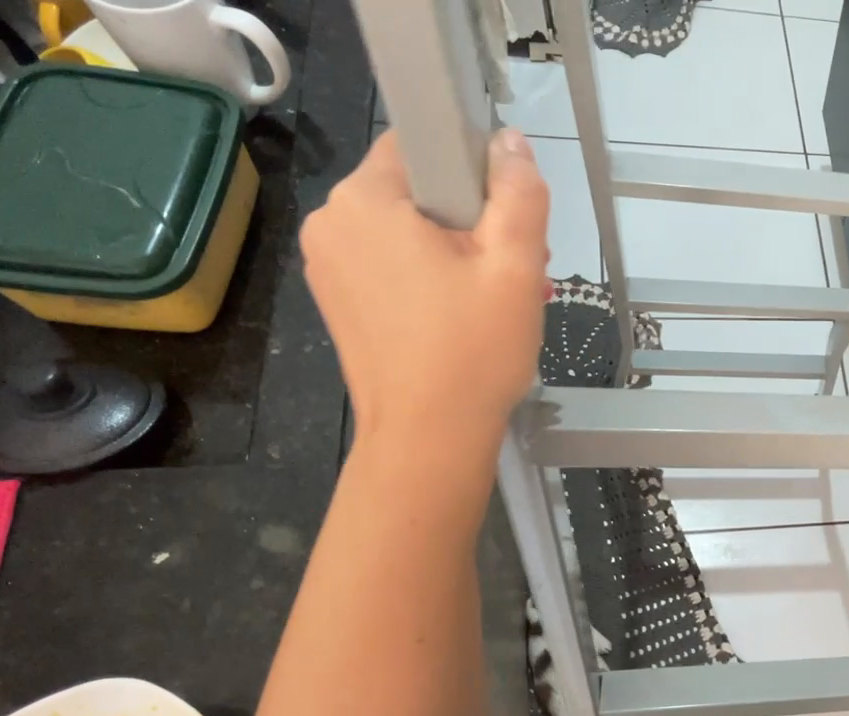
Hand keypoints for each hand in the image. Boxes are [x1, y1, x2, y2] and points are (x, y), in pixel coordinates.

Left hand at [301, 128, 550, 453]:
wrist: (430, 439)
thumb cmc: (473, 351)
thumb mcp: (514, 268)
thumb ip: (519, 195)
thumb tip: (511, 143)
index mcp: (365, 199)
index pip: (422, 145)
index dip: (474, 174)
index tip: (506, 225)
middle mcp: (332, 222)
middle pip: (416, 193)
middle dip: (471, 225)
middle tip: (516, 276)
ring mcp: (329, 267)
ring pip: (407, 235)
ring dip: (457, 257)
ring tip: (495, 305)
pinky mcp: (339, 304)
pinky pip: (392, 270)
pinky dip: (431, 284)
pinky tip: (463, 322)